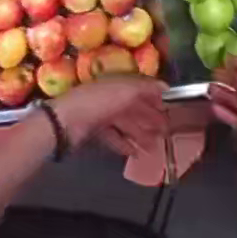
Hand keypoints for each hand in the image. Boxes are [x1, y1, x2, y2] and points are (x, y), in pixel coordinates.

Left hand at [44, 75, 166, 154]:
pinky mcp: (93, 130)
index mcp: (116, 84)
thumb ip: (145, 88)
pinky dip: (124, 144)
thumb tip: (165, 86)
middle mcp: (109, 97)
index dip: (154, 97)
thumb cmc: (98, 102)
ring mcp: (100, 114)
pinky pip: (113, 137)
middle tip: (166, 132)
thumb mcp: (124, 91)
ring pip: (125, 124)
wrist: (66, 121)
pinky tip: (135, 153)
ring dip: (140, 135)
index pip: (139, 88)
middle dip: (150, 118)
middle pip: (133, 107)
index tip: (170, 108)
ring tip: (154, 147)